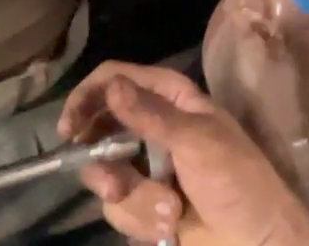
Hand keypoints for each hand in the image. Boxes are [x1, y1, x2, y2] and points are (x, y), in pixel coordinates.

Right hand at [59, 63, 308, 245]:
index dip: (86, 97)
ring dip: (135, 199)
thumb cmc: (239, 183)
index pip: (114, 79)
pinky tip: (171, 229)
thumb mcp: (199, 143)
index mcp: (169, 98)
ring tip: (169, 213)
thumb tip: (112, 85)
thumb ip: (152, 116)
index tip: (69, 128)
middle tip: (112, 183)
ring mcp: (147, 167)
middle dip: (103, 162)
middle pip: (99, 128)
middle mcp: (151, 127)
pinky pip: (119, 209)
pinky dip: (142, 221)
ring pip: (106, 174)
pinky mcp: (145, 204)